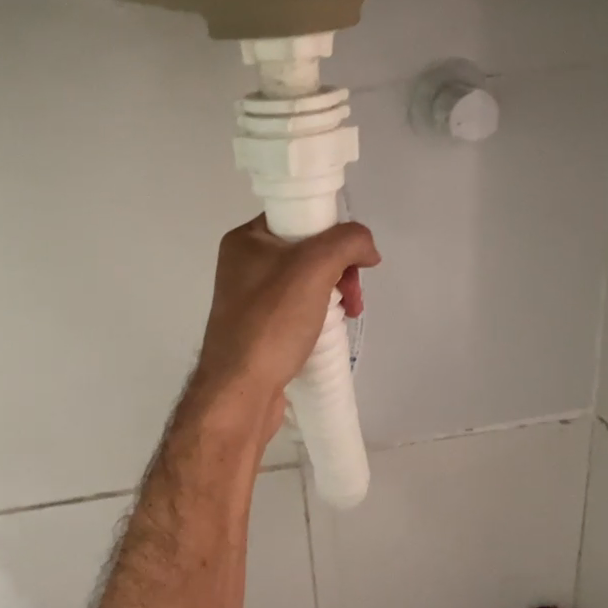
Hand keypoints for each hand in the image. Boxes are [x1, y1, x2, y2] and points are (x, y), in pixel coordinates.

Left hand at [196, 215, 380, 402]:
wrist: (240, 390)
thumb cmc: (272, 321)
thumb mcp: (314, 266)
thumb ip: (348, 242)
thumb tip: (367, 249)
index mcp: (246, 240)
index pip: (298, 217)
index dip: (332, 233)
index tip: (353, 260)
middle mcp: (243, 265)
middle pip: (307, 251)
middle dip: (340, 270)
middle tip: (353, 296)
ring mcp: (249, 300)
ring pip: (306, 283)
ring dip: (335, 294)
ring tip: (349, 316)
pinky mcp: (258, 330)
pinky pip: (297, 311)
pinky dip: (319, 316)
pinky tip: (329, 331)